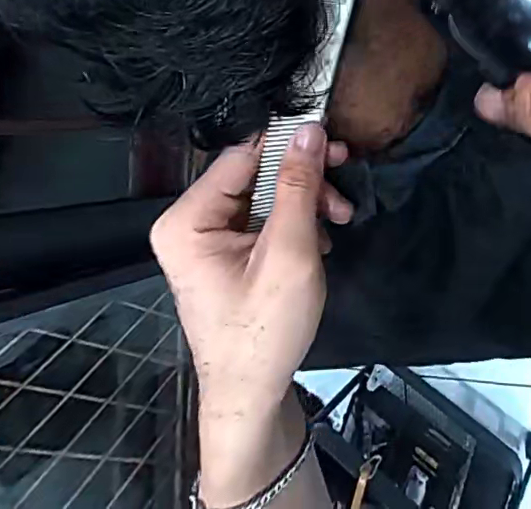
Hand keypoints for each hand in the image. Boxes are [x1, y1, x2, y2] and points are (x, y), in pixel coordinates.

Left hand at [150, 124, 351, 501]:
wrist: (254, 400)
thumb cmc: (264, 333)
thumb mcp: (289, 253)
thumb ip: (298, 186)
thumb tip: (308, 129)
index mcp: (187, 219)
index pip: (241, 156)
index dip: (287, 144)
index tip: (330, 138)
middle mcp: (189, 221)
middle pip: (254, 174)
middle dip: (302, 178)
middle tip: (342, 175)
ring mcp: (206, 237)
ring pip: (263, 194)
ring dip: (305, 200)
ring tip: (338, 217)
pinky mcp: (225, 251)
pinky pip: (262, 217)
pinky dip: (294, 221)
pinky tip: (320, 237)